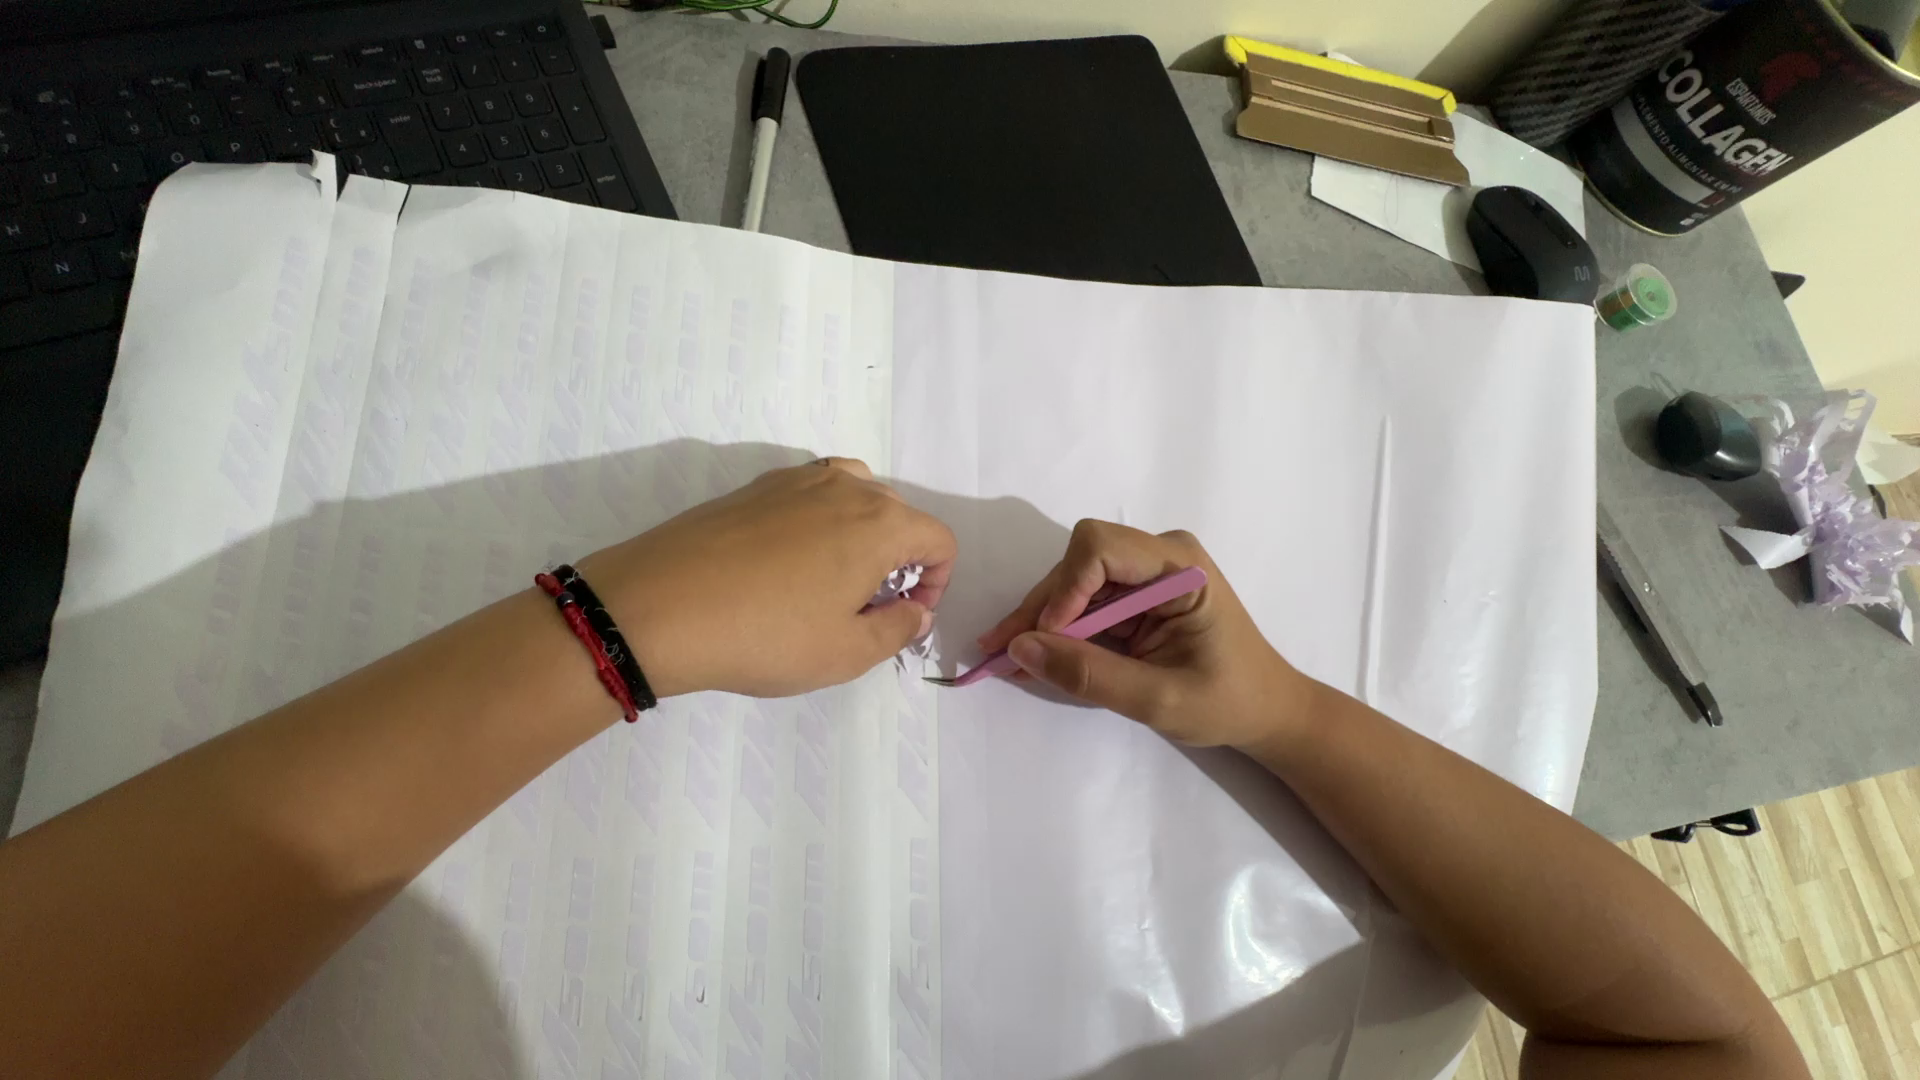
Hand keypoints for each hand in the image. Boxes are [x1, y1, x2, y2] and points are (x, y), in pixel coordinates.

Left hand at [579, 458, 954, 698]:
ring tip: (835, 576)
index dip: (937, 582)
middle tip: (870, 607)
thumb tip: (915, 610)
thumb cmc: (766, 635)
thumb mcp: (846, 652)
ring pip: (856, 495)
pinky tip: (790, 560)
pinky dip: (823, 519)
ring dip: (863, 533)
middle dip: (902, 560)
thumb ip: (897, 629)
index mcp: (880, 524)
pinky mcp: (756, 486)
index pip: (939, 540)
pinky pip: (812, 493)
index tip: (905, 617)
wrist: (657, 607)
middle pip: (900, 515)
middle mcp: (846, 487)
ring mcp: (797, 480)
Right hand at [978, 520, 1311, 749]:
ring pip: (1072, 583)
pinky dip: (1057, 630)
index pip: (1100, 547)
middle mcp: (1160, 556)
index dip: (1065, 588)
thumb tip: (1018, 650)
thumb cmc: (1227, 703)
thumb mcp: (1158, 699)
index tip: (1046, 637)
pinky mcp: (1134, 595)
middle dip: (1040, 608)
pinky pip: (1083, 603)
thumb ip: (1090, 674)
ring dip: (1041, 620)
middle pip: (1078, 564)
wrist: (1266, 712)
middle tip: (999, 653)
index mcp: (1180, 568)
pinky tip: (1031, 654)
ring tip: (1005, 659)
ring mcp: (1145, 574)